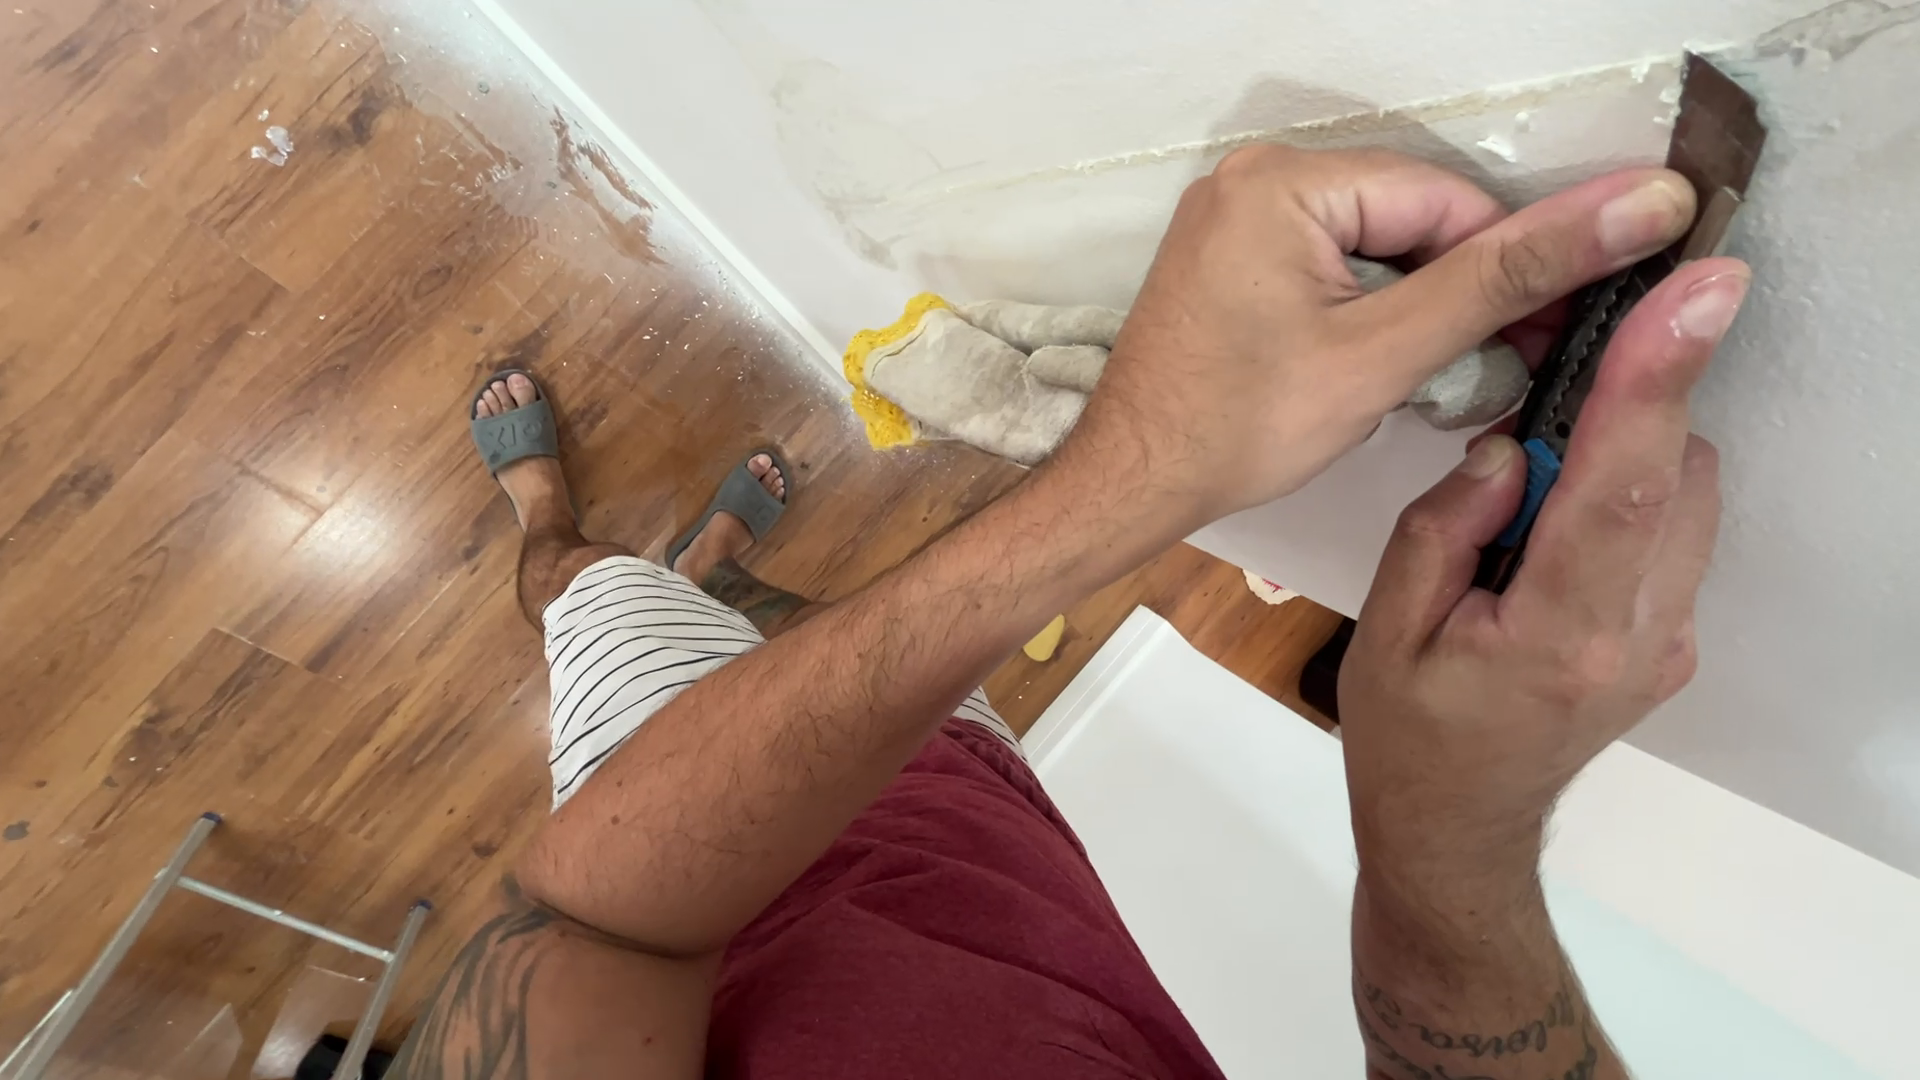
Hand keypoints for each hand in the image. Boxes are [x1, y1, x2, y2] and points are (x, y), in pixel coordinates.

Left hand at [1059, 145, 1698, 531]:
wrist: (1132, 480)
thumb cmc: (1236, 428)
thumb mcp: (1380, 353)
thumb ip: (1504, 278)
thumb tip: (1646, 203)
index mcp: (1280, 182)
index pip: (1443, 198)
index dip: (1508, 264)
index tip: (1552, 326)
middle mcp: (1245, 182)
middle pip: (1399, 218)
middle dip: (1448, 289)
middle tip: (1487, 361)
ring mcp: (1223, 224)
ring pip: (1359, 247)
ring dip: (1402, 305)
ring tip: (1418, 372)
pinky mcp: (1216, 264)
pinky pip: (1311, 266)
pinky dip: (1350, 309)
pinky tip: (1361, 361)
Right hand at [1339, 255, 1749, 890]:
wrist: (1452, 825)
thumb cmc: (1403, 732)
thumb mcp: (1385, 630)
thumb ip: (1439, 532)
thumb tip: (1503, 454)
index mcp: (1559, 632)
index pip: (1624, 488)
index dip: (1656, 382)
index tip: (1697, 291)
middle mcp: (1642, 632)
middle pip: (1675, 478)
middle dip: (1621, 415)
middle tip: (1529, 416)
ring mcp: (1669, 641)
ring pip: (1683, 501)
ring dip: (1617, 460)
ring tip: (1522, 490)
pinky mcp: (1667, 642)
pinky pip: (1666, 536)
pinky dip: (1617, 500)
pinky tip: (1541, 533)